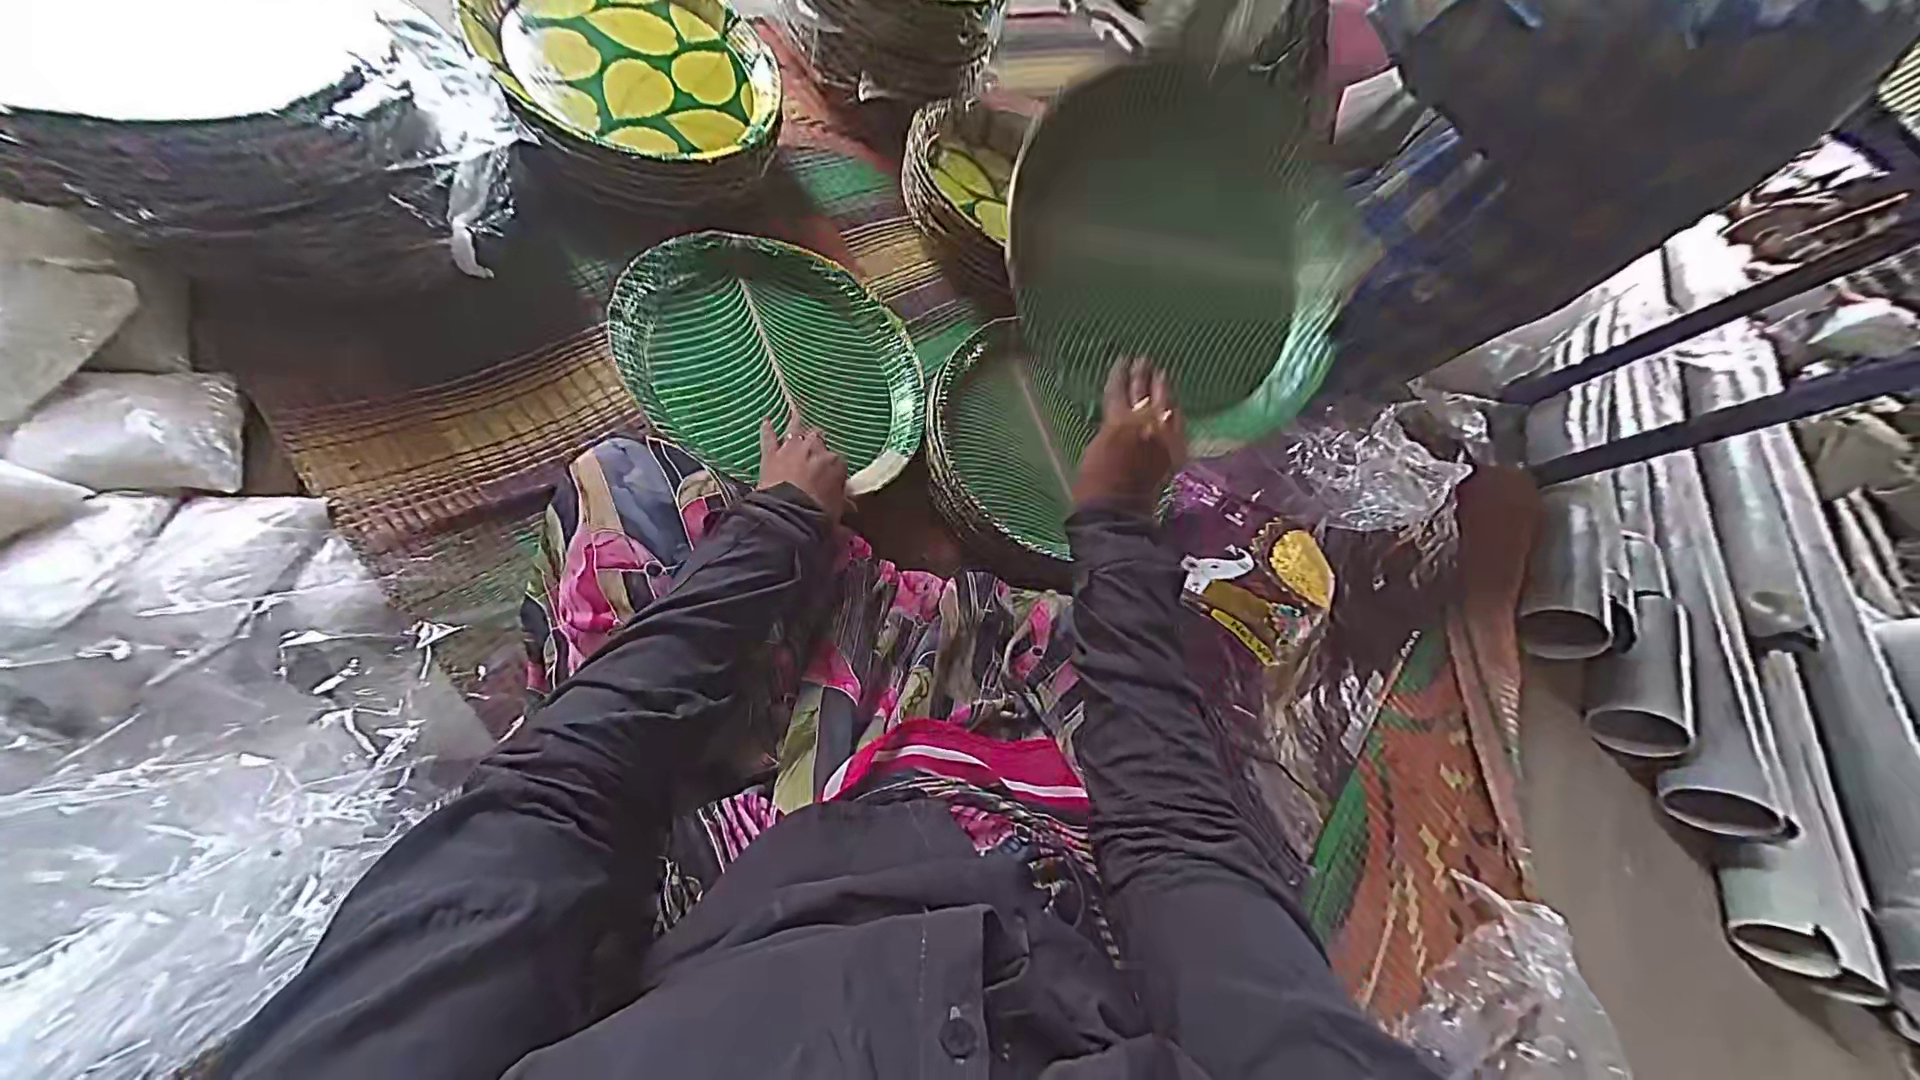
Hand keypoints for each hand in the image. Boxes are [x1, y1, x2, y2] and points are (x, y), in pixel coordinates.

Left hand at [758, 417, 848, 523]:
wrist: (789, 513)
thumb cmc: (818, 513)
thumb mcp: (837, 512)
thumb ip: (843, 509)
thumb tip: (850, 518)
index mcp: (836, 463)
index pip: (838, 462)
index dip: (835, 468)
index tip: (833, 476)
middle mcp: (816, 449)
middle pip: (819, 440)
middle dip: (818, 443)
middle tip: (817, 448)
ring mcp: (792, 448)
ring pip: (796, 430)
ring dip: (796, 424)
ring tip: (796, 415)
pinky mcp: (771, 453)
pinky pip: (769, 437)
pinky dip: (767, 429)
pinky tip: (766, 420)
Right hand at [1073, 357, 1185, 512]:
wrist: (1117, 513)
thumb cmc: (1093, 484)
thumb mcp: (1094, 447)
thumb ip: (1110, 427)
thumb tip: (1120, 418)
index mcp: (1118, 421)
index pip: (1119, 388)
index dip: (1120, 373)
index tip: (1122, 360)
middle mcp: (1145, 423)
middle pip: (1145, 391)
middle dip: (1144, 374)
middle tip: (1144, 360)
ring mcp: (1163, 437)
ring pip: (1166, 404)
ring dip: (1163, 388)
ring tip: (1162, 375)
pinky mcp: (1174, 451)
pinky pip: (1177, 424)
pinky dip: (1174, 412)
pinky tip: (1173, 406)